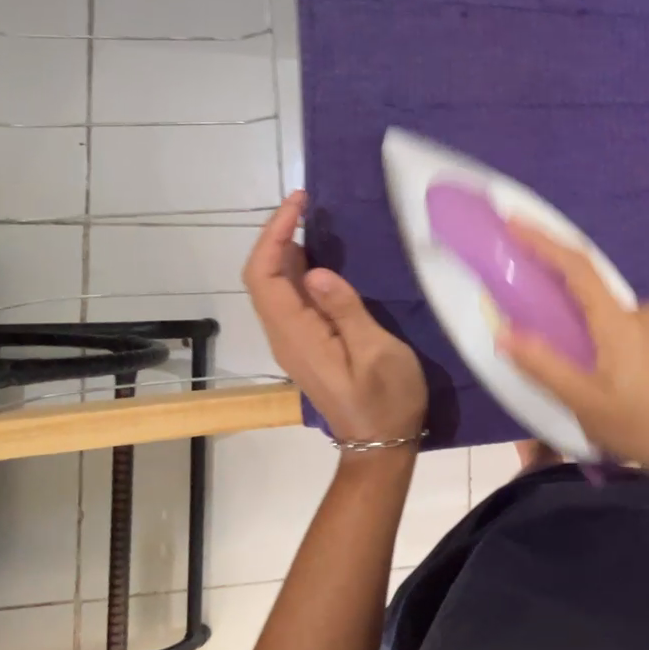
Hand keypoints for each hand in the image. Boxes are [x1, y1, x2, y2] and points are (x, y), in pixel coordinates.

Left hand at [244, 191, 426, 446]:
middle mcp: (285, 335)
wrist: (380, 445)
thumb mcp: (376, 352)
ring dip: (285, 250)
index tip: (300, 204)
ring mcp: (294, 342)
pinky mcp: (308, 346)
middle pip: (262, 277)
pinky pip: (291, 300)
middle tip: (308, 205)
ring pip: (274, 287)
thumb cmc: (386, 400)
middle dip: (277, 234)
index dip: (274, 233)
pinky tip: (322, 260)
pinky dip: (298, 270)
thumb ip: (345, 311)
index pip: (264, 274)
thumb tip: (315, 271)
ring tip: (315, 222)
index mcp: (298, 335)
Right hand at [497, 221, 648, 484]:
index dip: (542, 241)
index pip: (576, 266)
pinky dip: (594, 337)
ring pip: (603, 316)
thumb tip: (504, 333)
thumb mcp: (586, 403)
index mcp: (617, 320)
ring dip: (575, 321)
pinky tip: (586, 371)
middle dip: (552, 284)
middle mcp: (638, 314)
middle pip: (589, 287)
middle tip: (518, 294)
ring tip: (548, 349)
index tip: (513, 223)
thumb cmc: (647, 426)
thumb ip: (544, 366)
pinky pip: (618, 332)